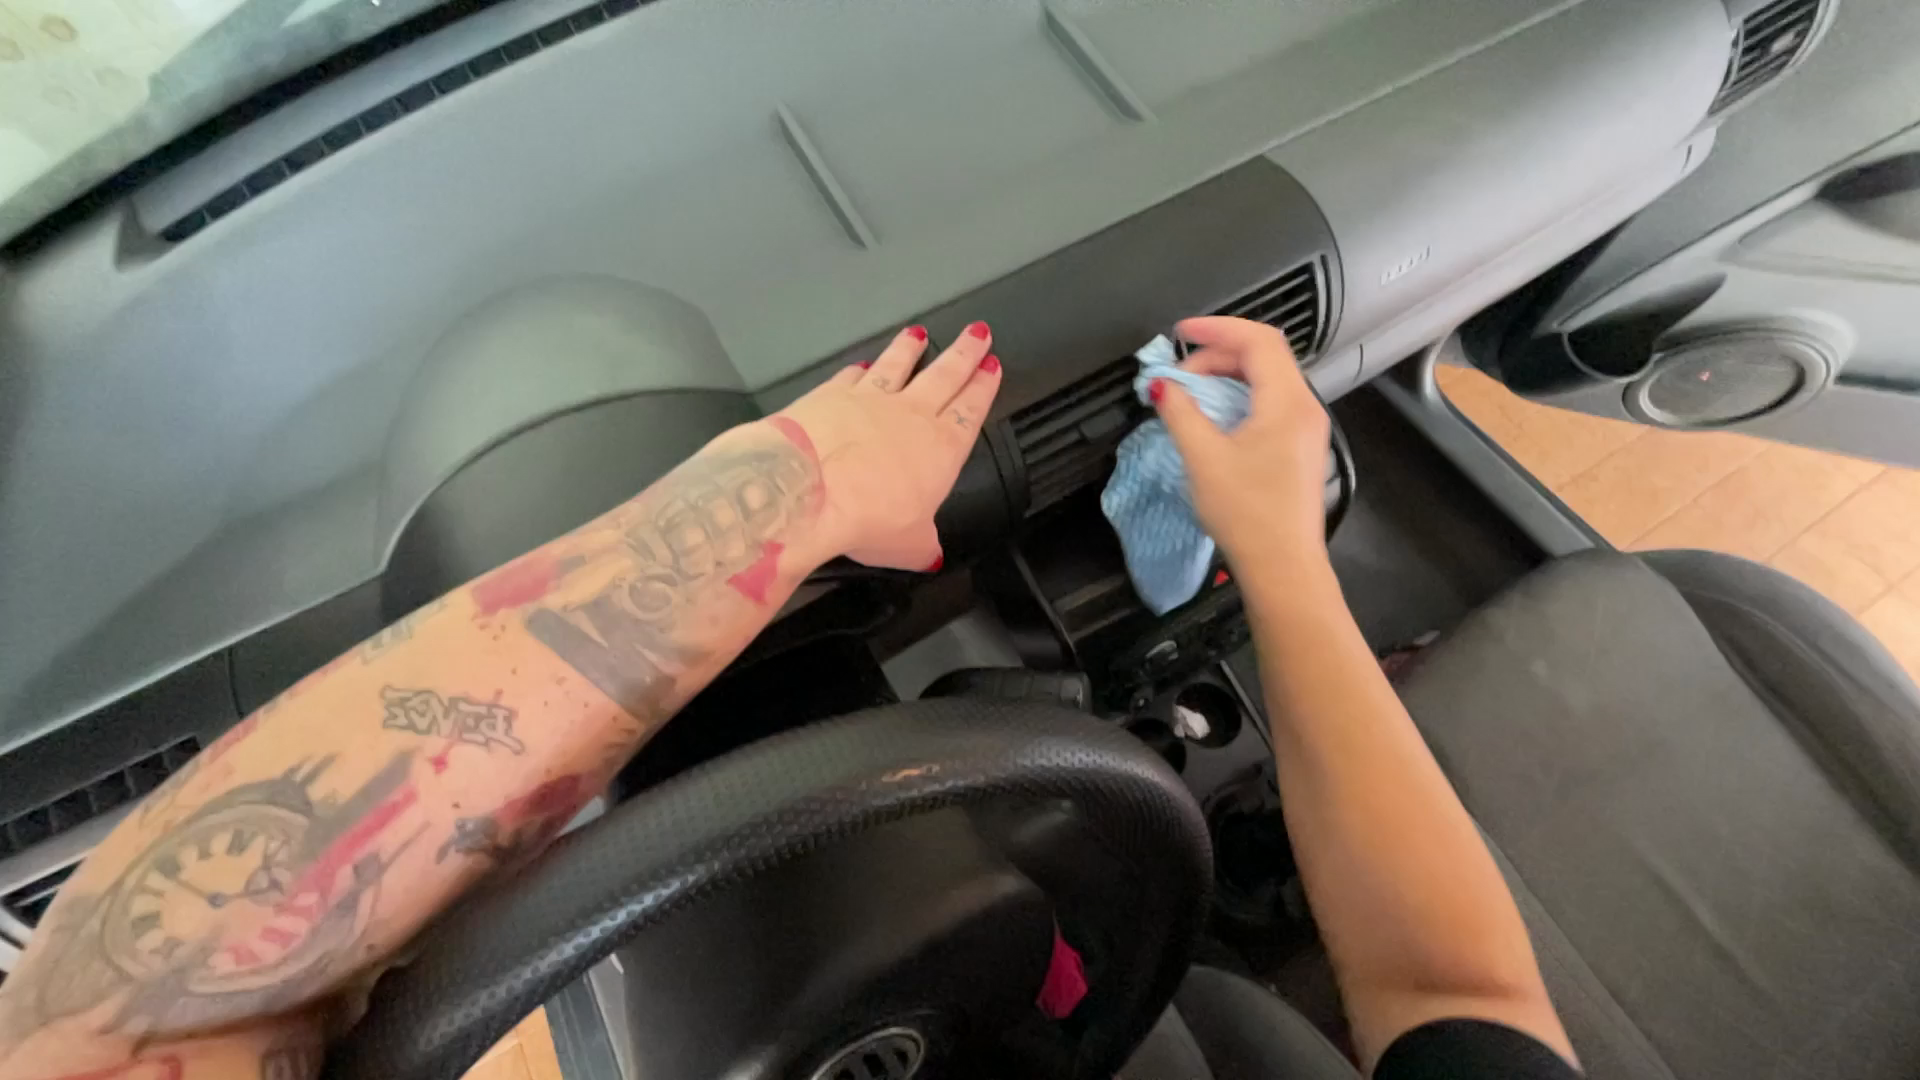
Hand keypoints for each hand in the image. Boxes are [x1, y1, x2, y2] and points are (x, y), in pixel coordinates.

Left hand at [776, 322, 1002, 569]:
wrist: (809, 490)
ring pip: (898, 365)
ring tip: (919, 333)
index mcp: (942, 447)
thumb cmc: (869, 519)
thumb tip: (931, 555)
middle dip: (965, 354)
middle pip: (945, 375)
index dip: (982, 388)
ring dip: (910, 349)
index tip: (992, 366)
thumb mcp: (909, 546)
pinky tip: (860, 366)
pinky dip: (859, 370)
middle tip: (978, 333)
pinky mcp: (829, 395)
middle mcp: (911, 414)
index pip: (970, 410)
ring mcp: (869, 399)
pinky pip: (851, 377)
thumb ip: (923, 545)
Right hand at [1152, 316, 1332, 575]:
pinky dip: (1238, 399)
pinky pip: (1269, 405)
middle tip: (1178, 376)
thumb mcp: (1203, 458)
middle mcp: (1304, 408)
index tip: (1180, 332)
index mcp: (1287, 402)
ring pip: (1266, 382)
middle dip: (1216, 356)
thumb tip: (1162, 385)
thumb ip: (1180, 413)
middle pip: (1263, 358)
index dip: (1217, 328)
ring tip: (1190, 394)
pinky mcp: (1298, 449)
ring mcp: (1304, 429)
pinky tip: (1213, 418)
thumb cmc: (1245, 512)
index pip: (1258, 340)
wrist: (1282, 565)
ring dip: (1226, 378)